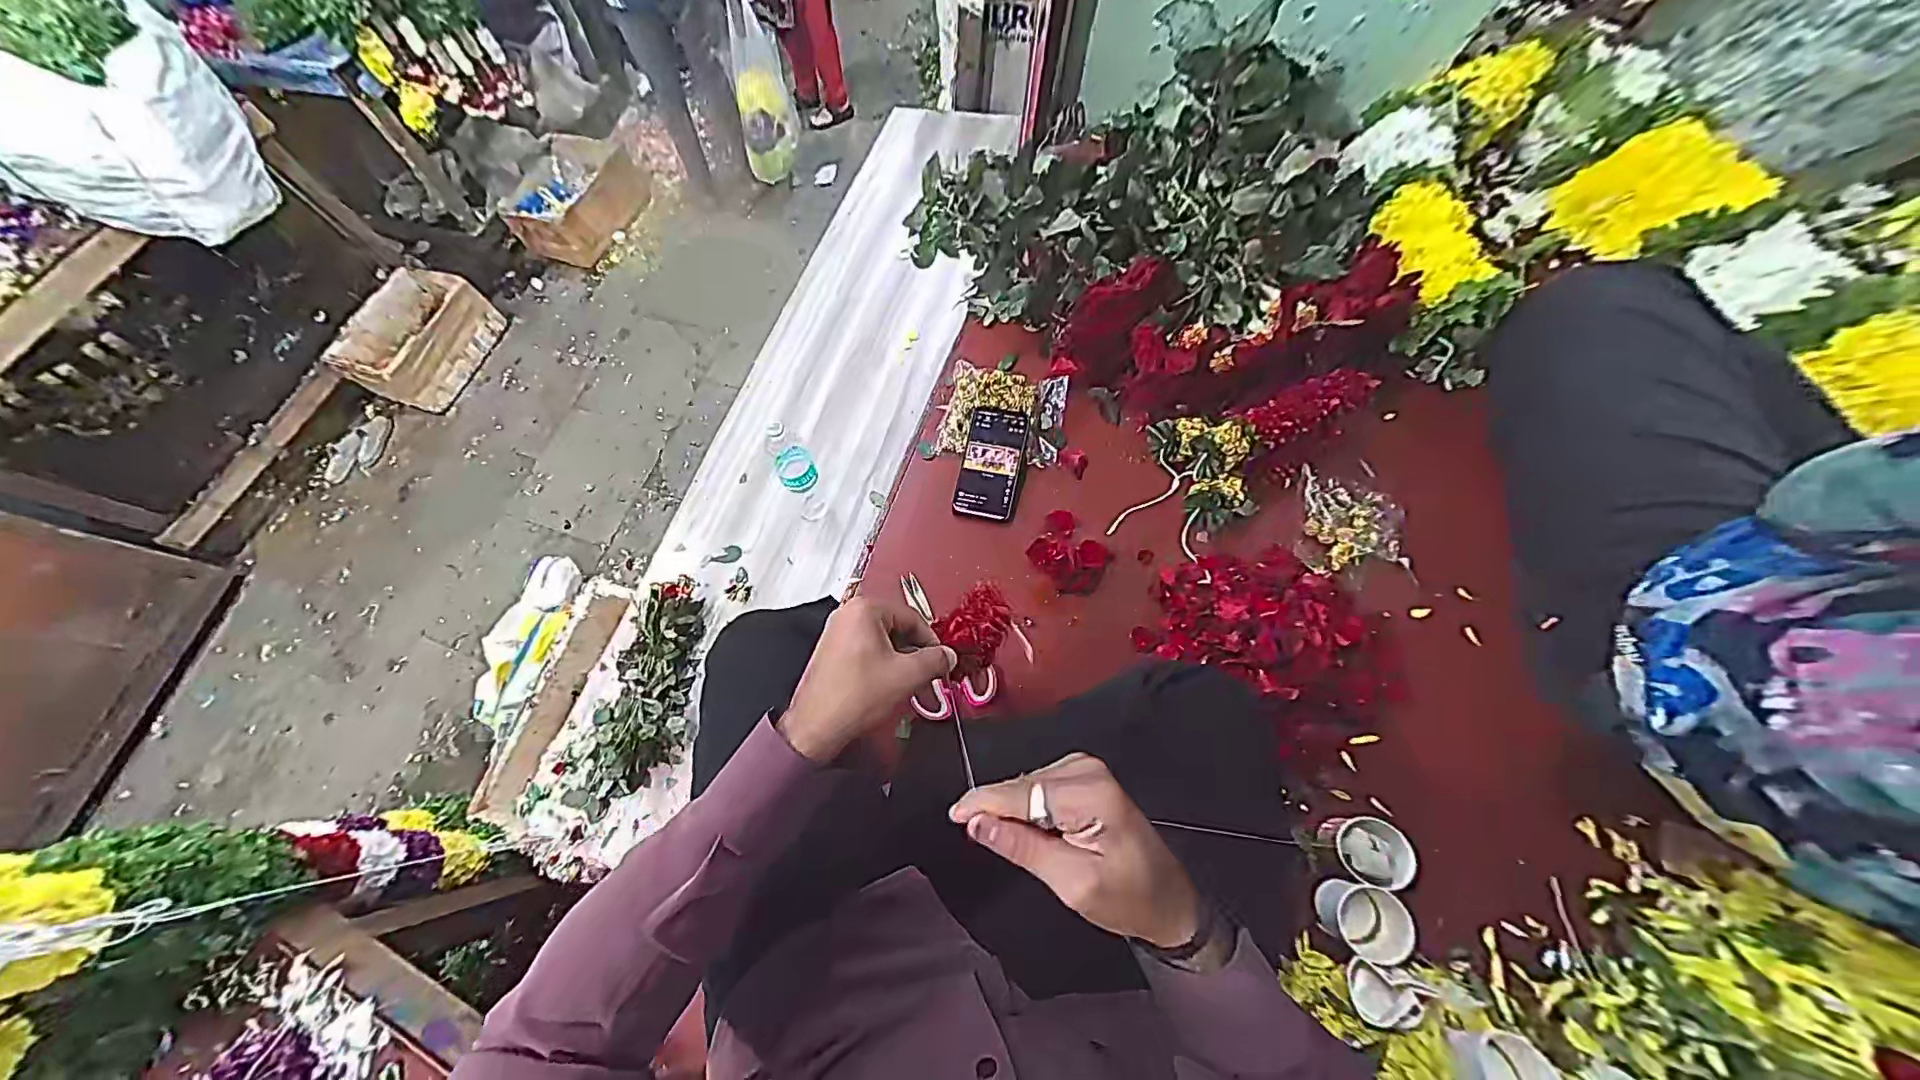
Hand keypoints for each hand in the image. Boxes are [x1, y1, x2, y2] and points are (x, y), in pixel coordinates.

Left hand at [780, 595, 955, 762]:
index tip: (940, 657)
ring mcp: (838, 634)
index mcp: (864, 610)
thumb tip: (946, 655)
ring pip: (884, 642)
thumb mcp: (907, 675)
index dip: (931, 640)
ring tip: (912, 684)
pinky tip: (892, 686)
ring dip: (902, 662)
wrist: (817, 726)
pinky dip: (884, 666)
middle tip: (928, 672)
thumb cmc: (850, 697)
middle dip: (916, 654)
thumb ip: (934, 660)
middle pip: (897, 629)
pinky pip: (868, 652)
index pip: (912, 617)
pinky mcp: (834, 653)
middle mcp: (848, 615)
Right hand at [948, 753, 1201, 948]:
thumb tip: (977, 824)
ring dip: (1012, 810)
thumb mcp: (1072, 883)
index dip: (982, 803)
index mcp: (1090, 793)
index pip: (1022, 792)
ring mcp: (1087, 769)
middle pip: (1022, 785)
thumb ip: (1022, 848)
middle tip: (980, 838)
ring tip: (1020, 843)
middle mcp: (1087, 770)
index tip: (954, 815)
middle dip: (997, 810)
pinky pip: (1039, 786)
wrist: (1168, 898)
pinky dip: (1027, 808)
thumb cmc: (1129, 898)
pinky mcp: (1083, 775)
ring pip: (1027, 785)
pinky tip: (1032, 830)